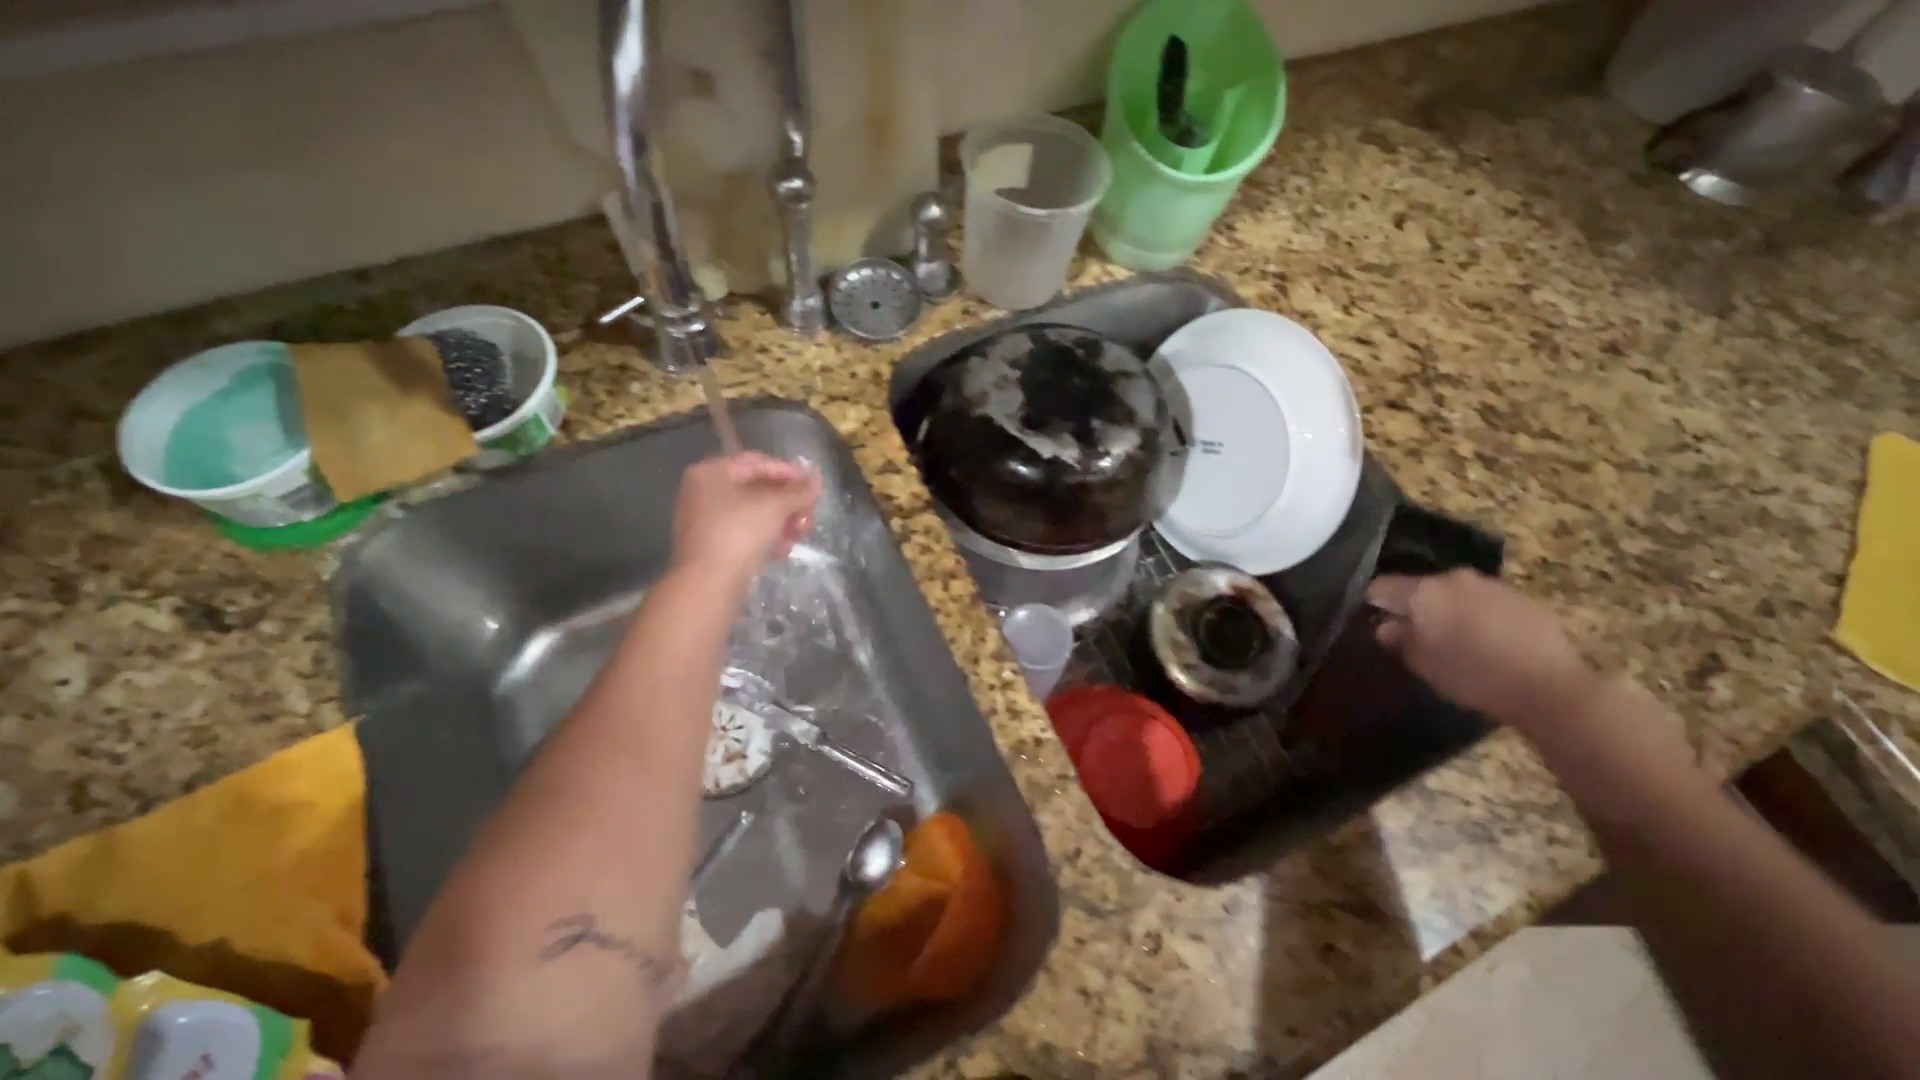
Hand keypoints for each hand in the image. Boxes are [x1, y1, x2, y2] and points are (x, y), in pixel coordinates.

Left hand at [670, 452, 821, 584]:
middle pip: (755, 488)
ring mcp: (704, 520)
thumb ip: (799, 490)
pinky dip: (766, 536)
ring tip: (800, 533)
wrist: (708, 583)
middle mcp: (703, 492)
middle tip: (808, 514)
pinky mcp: (711, 546)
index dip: (788, 471)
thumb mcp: (776, 506)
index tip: (812, 485)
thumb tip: (816, 480)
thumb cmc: (739, 532)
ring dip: (781, 520)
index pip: (756, 461)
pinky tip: (784, 549)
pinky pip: (744, 532)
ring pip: (752, 513)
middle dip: (787, 501)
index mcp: (711, 472)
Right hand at [1367, 570, 1597, 733]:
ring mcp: (1492, 586)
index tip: (1377, 623)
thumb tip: (1387, 626)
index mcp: (1424, 592)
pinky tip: (1490, 644)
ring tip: (1456, 640)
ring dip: (1450, 611)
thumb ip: (1401, 641)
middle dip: (1416, 608)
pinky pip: (1488, 603)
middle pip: (1422, 587)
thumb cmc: (1473, 676)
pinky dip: (1481, 617)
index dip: (1375, 604)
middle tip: (1418, 636)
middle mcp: (1455, 579)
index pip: (1382, 587)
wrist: (1548, 685)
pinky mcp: (1523, 599)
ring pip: (1457, 593)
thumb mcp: (1425, 666)